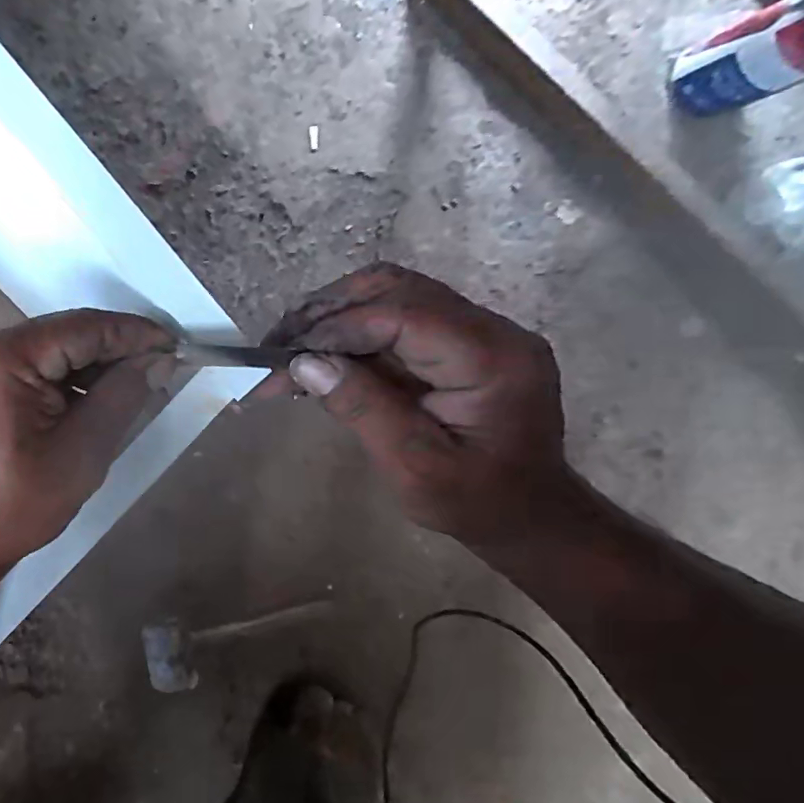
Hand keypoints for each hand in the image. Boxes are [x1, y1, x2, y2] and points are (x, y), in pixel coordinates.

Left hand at [0, 310, 179, 595]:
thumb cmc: (10, 505)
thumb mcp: (79, 453)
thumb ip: (121, 397)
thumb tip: (156, 359)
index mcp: (2, 356)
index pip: (82, 327)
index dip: (134, 334)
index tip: (180, 347)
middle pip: (64, 334)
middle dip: (115, 350)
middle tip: (165, 370)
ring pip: (50, 353)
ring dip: (92, 368)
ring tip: (138, 389)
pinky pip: (32, 371)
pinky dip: (66, 383)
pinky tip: (96, 402)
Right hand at [259, 263, 582, 544]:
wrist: (526, 514)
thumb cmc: (473, 499)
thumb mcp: (413, 465)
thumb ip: (362, 409)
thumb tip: (303, 363)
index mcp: (491, 361)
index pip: (402, 315)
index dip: (336, 328)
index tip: (286, 359)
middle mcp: (489, 332)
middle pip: (394, 288)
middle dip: (326, 311)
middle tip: (278, 347)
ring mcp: (472, 334)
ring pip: (387, 294)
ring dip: (329, 316)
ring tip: (287, 351)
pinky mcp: (452, 343)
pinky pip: (389, 317)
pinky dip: (343, 331)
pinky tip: (313, 360)